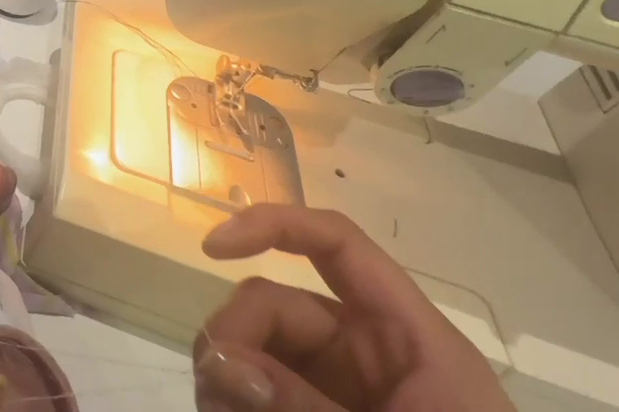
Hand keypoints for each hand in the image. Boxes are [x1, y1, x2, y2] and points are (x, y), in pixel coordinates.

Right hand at [193, 205, 512, 411]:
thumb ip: (306, 405)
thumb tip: (219, 360)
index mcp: (408, 339)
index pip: (337, 244)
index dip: (273, 224)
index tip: (210, 247)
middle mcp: (364, 351)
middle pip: (276, 305)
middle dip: (236, 336)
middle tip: (214, 390)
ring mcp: (334, 388)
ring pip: (254, 350)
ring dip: (225, 377)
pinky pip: (255, 395)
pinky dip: (232, 403)